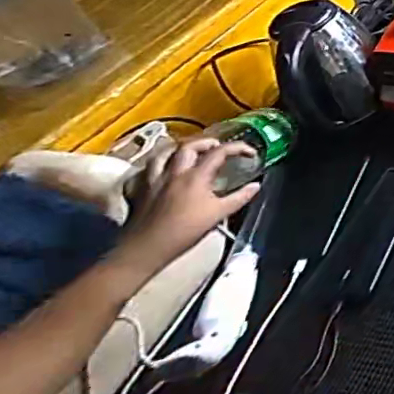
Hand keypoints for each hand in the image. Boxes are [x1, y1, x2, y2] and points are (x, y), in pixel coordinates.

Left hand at [114, 138, 260, 276]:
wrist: (144, 251)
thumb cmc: (184, 232)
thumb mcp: (218, 215)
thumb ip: (239, 198)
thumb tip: (255, 186)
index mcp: (195, 177)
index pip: (219, 152)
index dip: (238, 148)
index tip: (249, 153)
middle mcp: (173, 174)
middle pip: (188, 147)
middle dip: (206, 143)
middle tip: (217, 146)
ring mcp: (152, 182)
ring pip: (161, 155)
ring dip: (177, 150)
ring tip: (187, 153)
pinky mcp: (137, 192)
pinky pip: (142, 173)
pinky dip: (152, 168)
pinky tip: (158, 172)